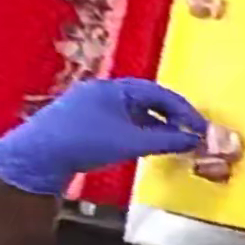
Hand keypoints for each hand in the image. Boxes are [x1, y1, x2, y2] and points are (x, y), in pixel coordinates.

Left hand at [0, 78, 206, 194]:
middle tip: (194, 135)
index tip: (203, 129)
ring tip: (179, 142)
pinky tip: (157, 144)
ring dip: (164, 125)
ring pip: (141, 111)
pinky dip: (149, 131)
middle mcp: (106, 92)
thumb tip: (197, 141)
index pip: (160, 93)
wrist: (41, 154)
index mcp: (114, 89)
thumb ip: (169, 141)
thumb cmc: (87, 142)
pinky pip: (131, 120)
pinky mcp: (94, 119)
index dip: (186, 111)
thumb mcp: (134, 142)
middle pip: (151, 100)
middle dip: (176, 117)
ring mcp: (98, 105)